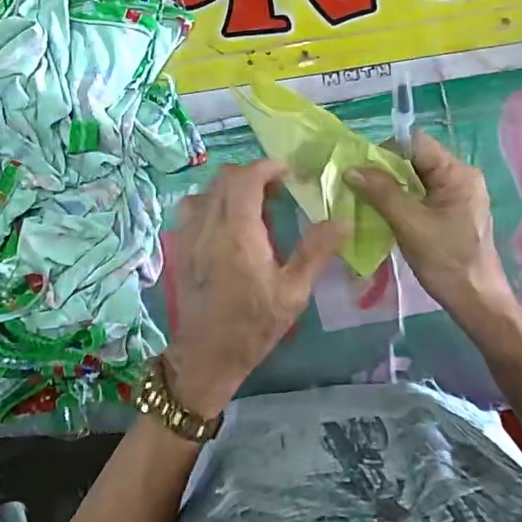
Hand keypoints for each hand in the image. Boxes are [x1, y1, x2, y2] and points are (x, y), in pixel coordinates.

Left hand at [163, 160, 346, 417]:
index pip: (246, 178)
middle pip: (223, 178)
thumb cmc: (254, 326)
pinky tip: (227, 226)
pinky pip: (191, 209)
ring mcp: (188, 235)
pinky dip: (211, 204)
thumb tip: (342, 220)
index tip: (288, 172)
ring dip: (229, 188)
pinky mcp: (180, 247)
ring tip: (252, 207)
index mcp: (237, 233)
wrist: (206, 354)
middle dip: (251, 174)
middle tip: (276, 190)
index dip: (268, 167)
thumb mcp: (293, 293)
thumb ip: (315, 252)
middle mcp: (208, 226)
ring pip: (205, 191)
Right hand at [345, 131, 517, 319]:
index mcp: (458, 174)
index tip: (360, 170)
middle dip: (383, 169)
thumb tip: (350, 169)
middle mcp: (459, 177)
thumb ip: (381, 193)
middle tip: (356, 185)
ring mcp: (454, 195)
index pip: (415, 143)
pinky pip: (417, 194)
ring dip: (387, 185)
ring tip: (363, 198)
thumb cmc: (447, 261)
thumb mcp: (410, 225)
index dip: (385, 150)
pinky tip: (380, 212)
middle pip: (413, 158)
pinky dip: (397, 198)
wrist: (475, 300)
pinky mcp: (448, 211)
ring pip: (413, 177)